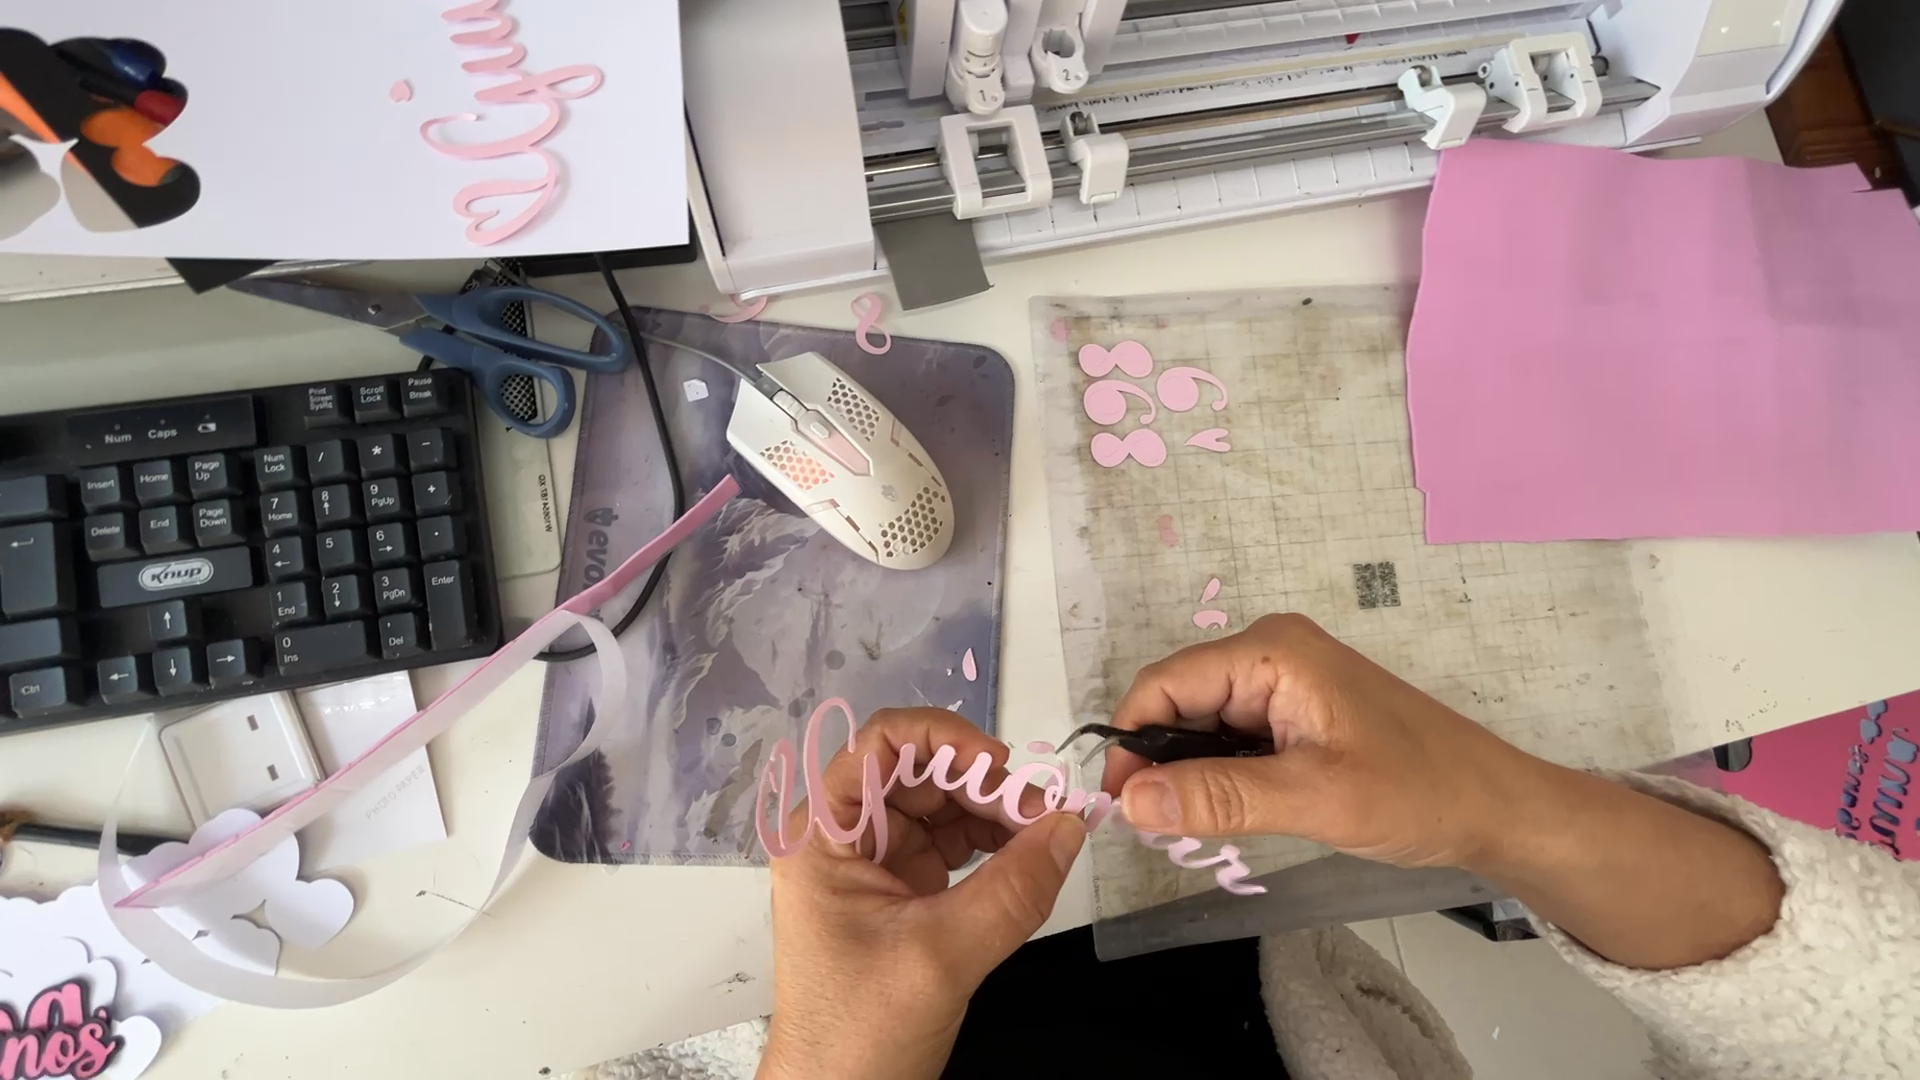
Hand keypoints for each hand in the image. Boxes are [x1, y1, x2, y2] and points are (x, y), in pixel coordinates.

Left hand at [758, 708, 1086, 1079]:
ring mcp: (877, 856)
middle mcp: (847, 831)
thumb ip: (1012, 891)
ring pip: (940, 800)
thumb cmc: (862, 1032)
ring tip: (1040, 829)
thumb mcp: (941, 956)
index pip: (878, 744)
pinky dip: (991, 838)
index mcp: (825, 832)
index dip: (938, 735)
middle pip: (917, 770)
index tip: (996, 761)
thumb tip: (1071, 825)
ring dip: (992, 808)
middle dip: (979, 780)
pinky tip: (1025, 849)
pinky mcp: (905, 882)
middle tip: (1038, 808)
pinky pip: (953, 838)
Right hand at [1104, 615, 1783, 969]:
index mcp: (1268, 651)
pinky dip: (1215, 767)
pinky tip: (1223, 802)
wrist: (1502, 809)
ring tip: (1191, 819)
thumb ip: (1218, 796)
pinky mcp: (1289, 704)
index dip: (1132, 739)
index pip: (1165, 683)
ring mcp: (1279, 676)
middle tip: (1157, 823)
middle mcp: (1265, 651)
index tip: (1120, 803)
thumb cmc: (1417, 794)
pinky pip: (1229, 729)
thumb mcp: (1313, 798)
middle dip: (1159, 757)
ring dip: (1187, 766)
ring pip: (1200, 717)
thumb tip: (1129, 802)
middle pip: (1179, 698)